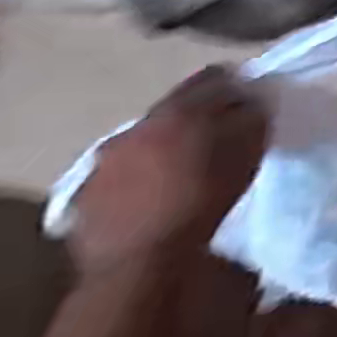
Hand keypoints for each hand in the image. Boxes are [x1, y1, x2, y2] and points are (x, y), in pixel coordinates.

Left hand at [70, 67, 266, 276]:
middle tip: (219, 132)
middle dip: (196, 115)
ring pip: (143, 140)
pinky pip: (120, 173)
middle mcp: (134, 126)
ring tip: (183, 166)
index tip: (249, 98)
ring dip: (163, 146)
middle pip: (173, 108)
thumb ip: (252, 114)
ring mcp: (102, 163)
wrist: (142, 259)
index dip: (235, 83)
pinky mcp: (85, 197)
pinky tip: (154, 193)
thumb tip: (249, 101)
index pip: (211, 76)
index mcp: (176, 108)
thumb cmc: (206, 193)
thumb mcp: (249, 146)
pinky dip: (139, 176)